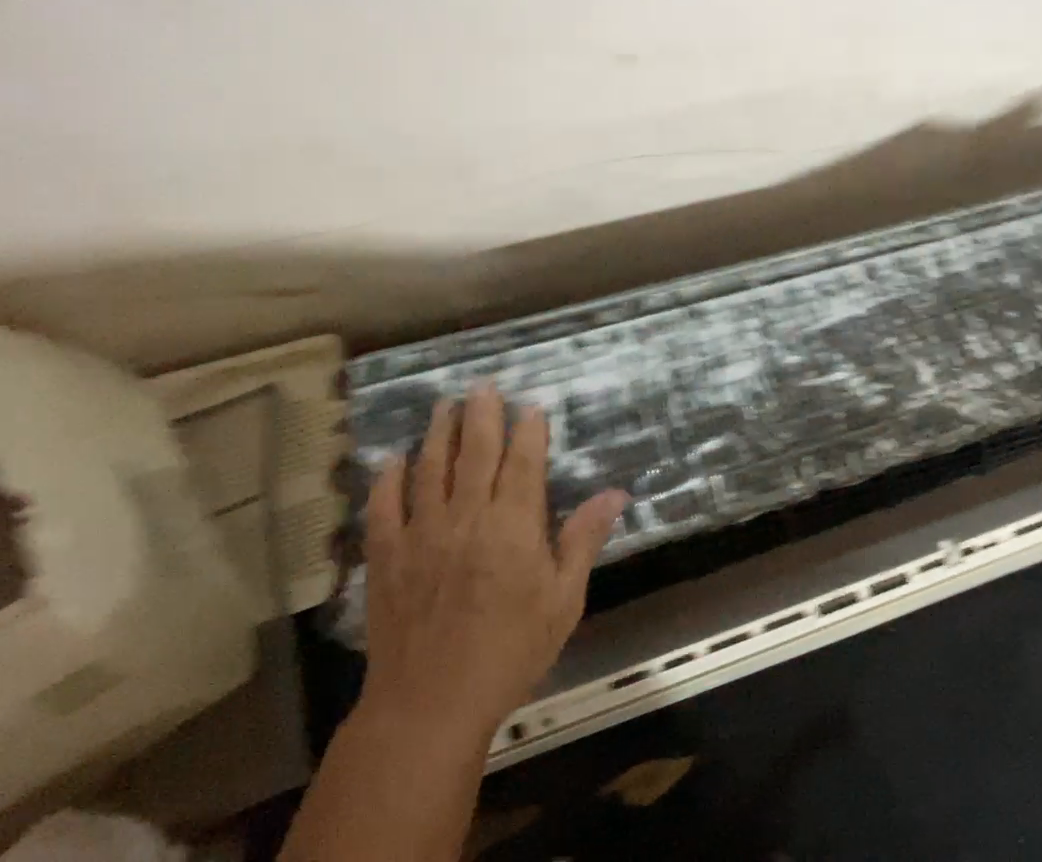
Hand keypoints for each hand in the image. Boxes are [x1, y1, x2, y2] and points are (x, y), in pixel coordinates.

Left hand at [360, 382, 626, 736]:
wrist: (431, 700)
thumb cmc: (512, 649)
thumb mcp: (564, 599)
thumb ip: (582, 540)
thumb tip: (615, 495)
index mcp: (513, 527)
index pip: (522, 464)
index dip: (528, 432)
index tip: (532, 406)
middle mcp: (465, 519)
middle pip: (473, 455)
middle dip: (480, 416)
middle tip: (483, 385)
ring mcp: (420, 536)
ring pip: (428, 471)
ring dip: (437, 434)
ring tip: (443, 406)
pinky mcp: (386, 559)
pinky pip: (384, 508)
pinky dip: (388, 480)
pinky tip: (392, 461)